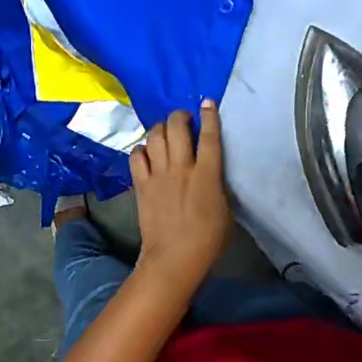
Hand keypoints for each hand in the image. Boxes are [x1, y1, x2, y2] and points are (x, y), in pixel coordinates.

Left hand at [130, 101, 230, 286]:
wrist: (174, 258)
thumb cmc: (207, 240)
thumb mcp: (225, 209)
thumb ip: (216, 184)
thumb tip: (210, 172)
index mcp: (207, 175)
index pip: (210, 137)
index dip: (209, 116)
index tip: (207, 102)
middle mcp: (181, 168)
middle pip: (176, 128)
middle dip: (179, 116)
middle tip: (183, 119)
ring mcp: (158, 175)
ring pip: (154, 137)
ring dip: (159, 128)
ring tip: (164, 131)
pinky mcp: (141, 185)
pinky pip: (136, 156)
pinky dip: (141, 149)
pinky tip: (146, 153)